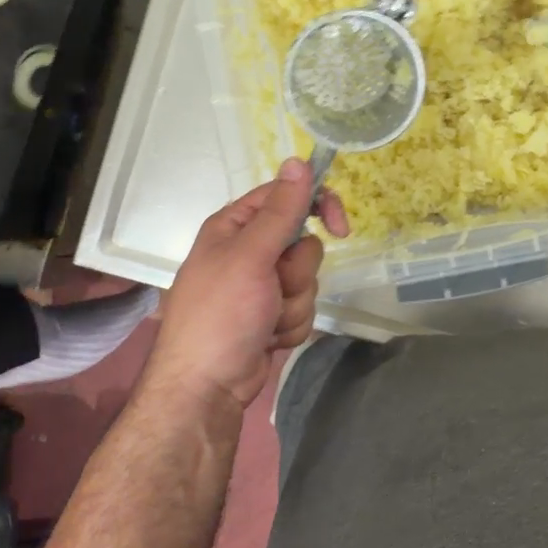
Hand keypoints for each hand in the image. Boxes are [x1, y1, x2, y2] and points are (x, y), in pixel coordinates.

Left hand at [152, 158, 350, 409]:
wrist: (206, 387)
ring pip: (307, 280)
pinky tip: (268, 339)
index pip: (286, 197)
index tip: (340, 228)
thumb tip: (298, 160)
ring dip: (294, 304)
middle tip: (273, 288)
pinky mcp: (271, 317)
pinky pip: (302, 309)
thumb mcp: (251, 256)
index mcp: (234, 227)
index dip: (315, 208)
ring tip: (265, 321)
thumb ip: (281, 211)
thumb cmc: (221, 315)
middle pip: (304, 245)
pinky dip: (290, 326)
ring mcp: (260, 287)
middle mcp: (247, 252)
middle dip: (297, 273)